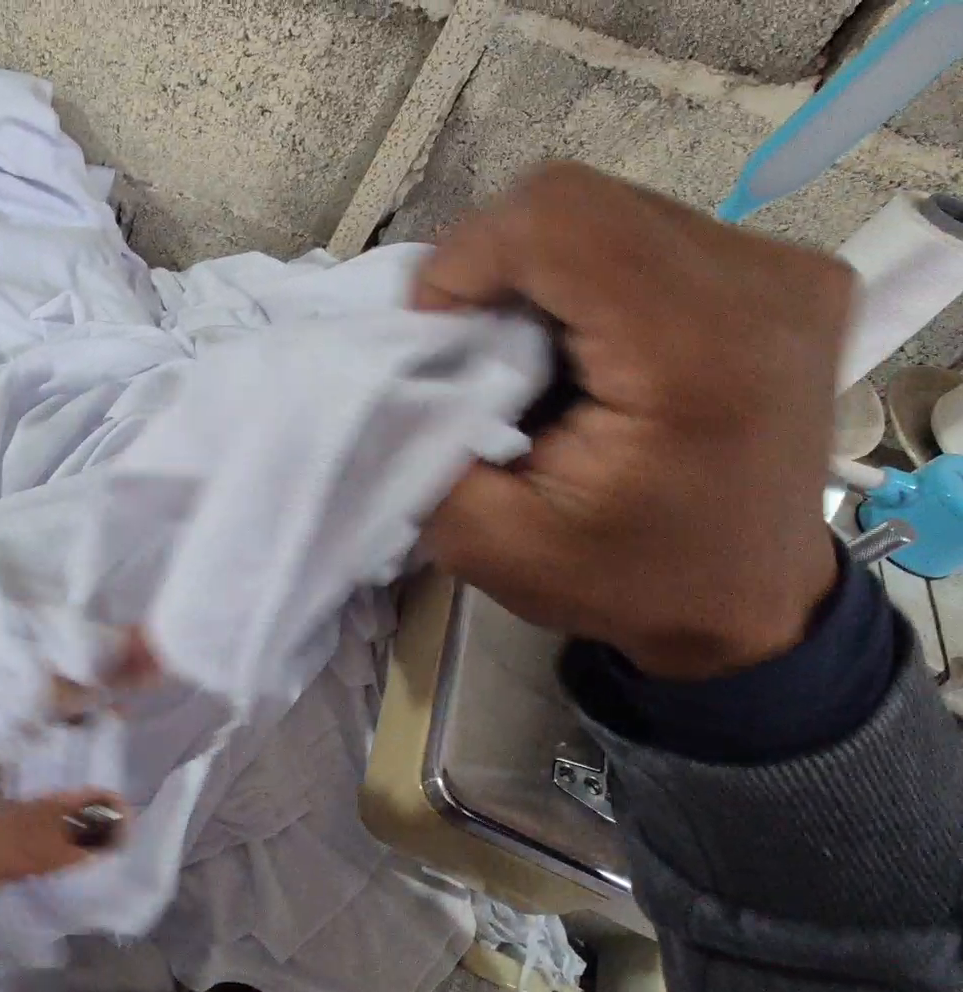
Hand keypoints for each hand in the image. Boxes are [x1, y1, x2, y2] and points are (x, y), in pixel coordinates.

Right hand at [413, 162, 852, 678]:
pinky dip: (565, 278)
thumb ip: (425, 441)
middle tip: (464, 349)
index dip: (463, 263)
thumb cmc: (618, 580)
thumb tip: (400, 360)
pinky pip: (629, 231)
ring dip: (524, 273)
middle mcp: (759, 282)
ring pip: (596, 210)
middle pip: (572, 203)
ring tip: (514, 353)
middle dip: (486, 268)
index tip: (436, 338)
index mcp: (695, 354)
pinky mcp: (770, 270)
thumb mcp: (484, 538)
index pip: (556, 222)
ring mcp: (778, 265)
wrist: (741, 603)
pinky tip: (563, 343)